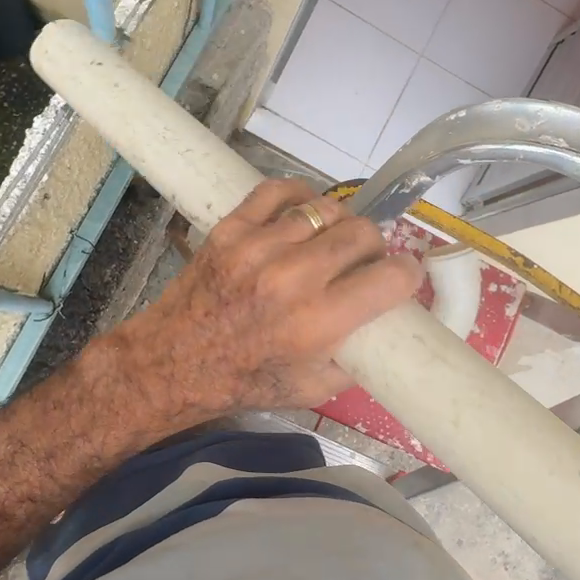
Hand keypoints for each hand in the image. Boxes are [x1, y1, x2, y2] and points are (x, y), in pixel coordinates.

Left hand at [115, 179, 421, 424]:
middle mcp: (292, 278)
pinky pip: (280, 190)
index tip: (404, 275)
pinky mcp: (232, 227)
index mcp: (317, 323)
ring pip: (325, 209)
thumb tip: (389, 324)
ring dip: (340, 224)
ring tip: (333, 241)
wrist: (171, 362)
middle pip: (362, 233)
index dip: (408, 273)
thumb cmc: (246, 380)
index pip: (389, 277)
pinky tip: (305, 214)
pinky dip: (301, 196)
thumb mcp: (314, 389)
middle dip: (375, 246)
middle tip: (366, 261)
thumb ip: (357, 358)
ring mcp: (258, 247)